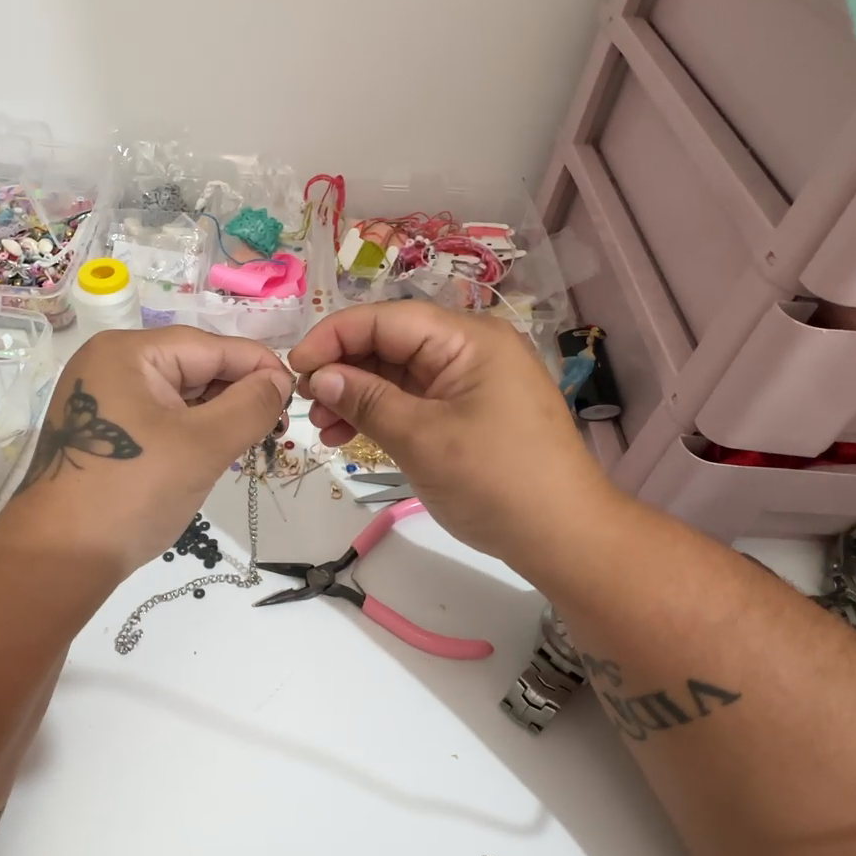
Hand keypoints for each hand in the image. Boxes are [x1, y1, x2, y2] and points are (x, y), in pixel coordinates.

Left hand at [5, 327, 292, 571]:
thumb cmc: (133, 492)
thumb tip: (280, 382)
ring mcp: (103, 401)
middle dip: (238, 393)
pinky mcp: (104, 435)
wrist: (60, 559)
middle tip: (278, 424)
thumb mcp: (203, 446)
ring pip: (179, 397)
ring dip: (218, 415)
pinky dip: (193, 432)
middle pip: (192, 367)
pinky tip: (218, 452)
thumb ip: (250, 406)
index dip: (258, 365)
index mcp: (127, 353)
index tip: (297, 392)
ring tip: (253, 440)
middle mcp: (110, 366)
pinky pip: (161, 420)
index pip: (209, 346)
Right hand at [288, 302, 614, 563]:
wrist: (562, 536)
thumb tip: (318, 376)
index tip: (293, 367)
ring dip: (356, 396)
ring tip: (322, 429)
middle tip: (305, 405)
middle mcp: (469, 350)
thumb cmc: (495, 481)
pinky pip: (413, 401)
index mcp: (467, 339)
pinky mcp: (467, 413)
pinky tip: (348, 437)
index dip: (334, 337)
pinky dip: (380, 415)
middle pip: (390, 344)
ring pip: (397, 375)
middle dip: (343, 370)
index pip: (386, 319)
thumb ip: (366, 401)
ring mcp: (469, 383)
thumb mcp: (421, 439)